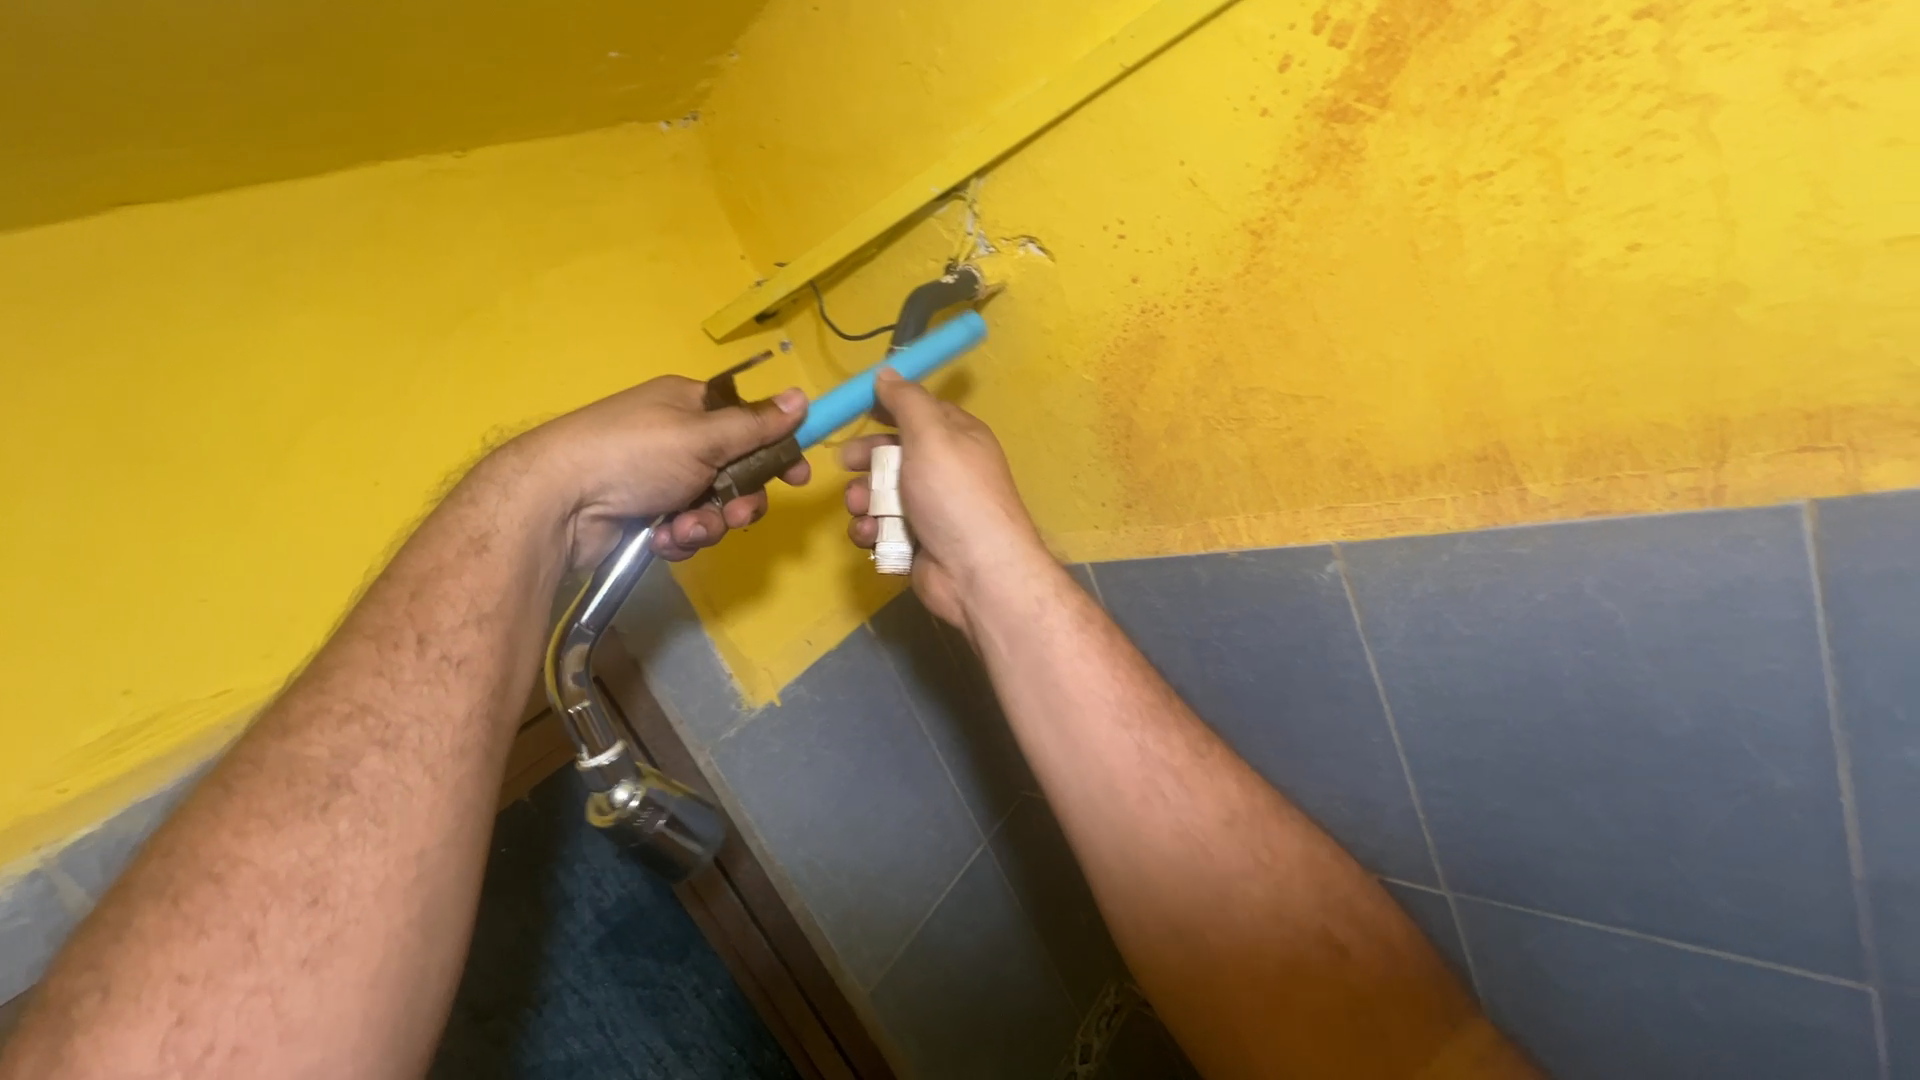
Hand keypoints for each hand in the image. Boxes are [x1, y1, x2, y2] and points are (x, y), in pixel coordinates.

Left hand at [510, 376, 810, 570]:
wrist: (558, 503)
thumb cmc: (635, 454)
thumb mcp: (703, 436)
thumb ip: (757, 425)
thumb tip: (802, 395)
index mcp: (690, 406)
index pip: (749, 423)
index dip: (775, 449)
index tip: (796, 478)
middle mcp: (678, 439)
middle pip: (737, 472)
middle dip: (740, 499)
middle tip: (735, 514)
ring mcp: (660, 479)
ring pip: (713, 507)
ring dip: (708, 524)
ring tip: (683, 530)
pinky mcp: (646, 515)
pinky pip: (686, 528)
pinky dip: (680, 537)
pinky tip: (662, 539)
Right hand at [842, 368, 1048, 630]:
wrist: (975, 571)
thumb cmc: (954, 493)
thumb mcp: (931, 434)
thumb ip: (906, 401)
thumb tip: (887, 372)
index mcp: (957, 438)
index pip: (919, 412)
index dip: (888, 408)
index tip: (857, 409)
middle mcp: (945, 471)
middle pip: (894, 455)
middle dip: (866, 459)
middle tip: (845, 464)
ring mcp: (931, 510)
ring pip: (881, 495)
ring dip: (863, 499)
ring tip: (861, 508)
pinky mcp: (916, 544)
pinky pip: (882, 530)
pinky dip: (871, 532)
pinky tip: (870, 536)